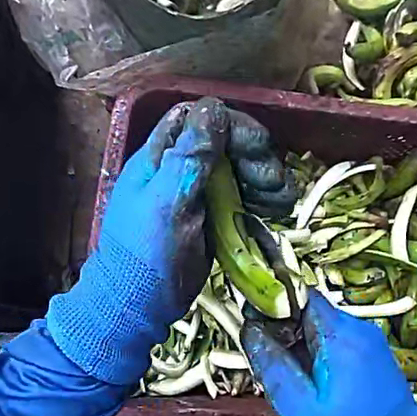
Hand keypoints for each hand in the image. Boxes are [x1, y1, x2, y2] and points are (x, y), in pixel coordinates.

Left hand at [88, 99, 296, 325]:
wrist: (138, 307)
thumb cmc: (147, 254)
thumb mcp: (168, 201)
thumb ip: (190, 155)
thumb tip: (213, 108)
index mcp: (160, 157)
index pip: (198, 118)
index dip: (231, 125)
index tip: (257, 146)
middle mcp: (180, 169)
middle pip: (226, 142)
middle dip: (255, 155)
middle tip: (272, 181)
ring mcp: (197, 194)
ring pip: (239, 169)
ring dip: (265, 178)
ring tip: (278, 201)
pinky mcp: (213, 218)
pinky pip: (242, 197)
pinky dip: (262, 200)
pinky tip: (275, 211)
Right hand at [244, 295, 416, 415]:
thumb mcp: (301, 410)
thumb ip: (273, 368)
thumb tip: (250, 333)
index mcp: (341, 336)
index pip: (299, 295)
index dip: (272, 309)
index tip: (257, 329)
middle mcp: (358, 329)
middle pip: (307, 310)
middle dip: (284, 332)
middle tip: (273, 363)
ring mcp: (367, 339)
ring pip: (318, 326)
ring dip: (300, 345)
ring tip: (295, 379)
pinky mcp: (370, 352)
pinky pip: (334, 340)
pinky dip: (317, 354)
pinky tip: (314, 383)